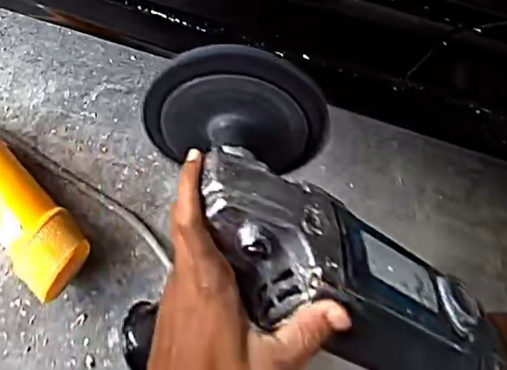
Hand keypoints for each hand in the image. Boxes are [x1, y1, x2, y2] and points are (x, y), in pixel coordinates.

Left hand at [148, 149, 351, 369]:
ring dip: (197, 224)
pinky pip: (184, 266)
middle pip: (183, 222)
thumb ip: (303, 332)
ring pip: (183, 243)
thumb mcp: (269, 363)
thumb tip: (334, 311)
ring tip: (222, 214)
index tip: (195, 158)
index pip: (188, 216)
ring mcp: (174, 292)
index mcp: (205, 280)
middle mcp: (183, 279)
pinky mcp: (172, 306)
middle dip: (195, 193)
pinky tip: (220, 267)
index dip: (188, 182)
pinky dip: (199, 254)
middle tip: (210, 174)